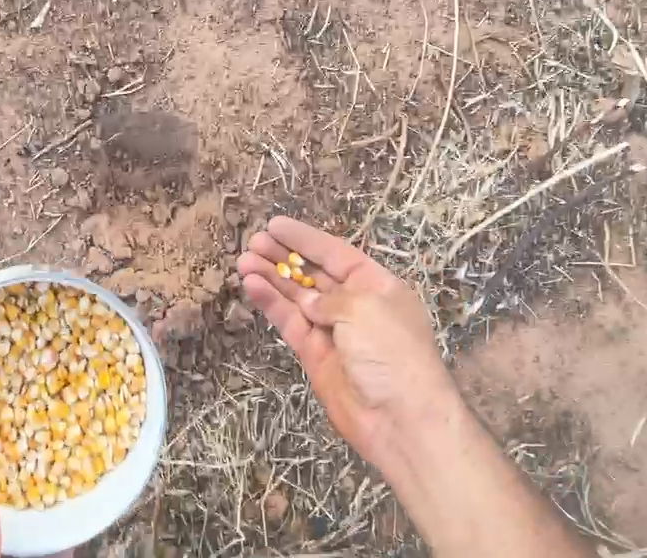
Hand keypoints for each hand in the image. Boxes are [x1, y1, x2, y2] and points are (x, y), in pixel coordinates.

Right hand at [236, 216, 453, 469]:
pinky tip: (252, 285)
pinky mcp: (315, 355)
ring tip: (244, 260)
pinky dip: (271, 303)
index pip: (336, 253)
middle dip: (284, 256)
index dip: (305, 238)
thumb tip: (307, 301)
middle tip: (254, 242)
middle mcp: (354, 305)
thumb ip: (329, 297)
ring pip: (296, 296)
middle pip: (313, 273)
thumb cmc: (393, 353)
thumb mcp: (365, 309)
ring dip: (272, 277)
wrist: (402, 422)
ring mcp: (333, 331)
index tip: (274, 224)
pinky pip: (290, 322)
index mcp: (377, 286)